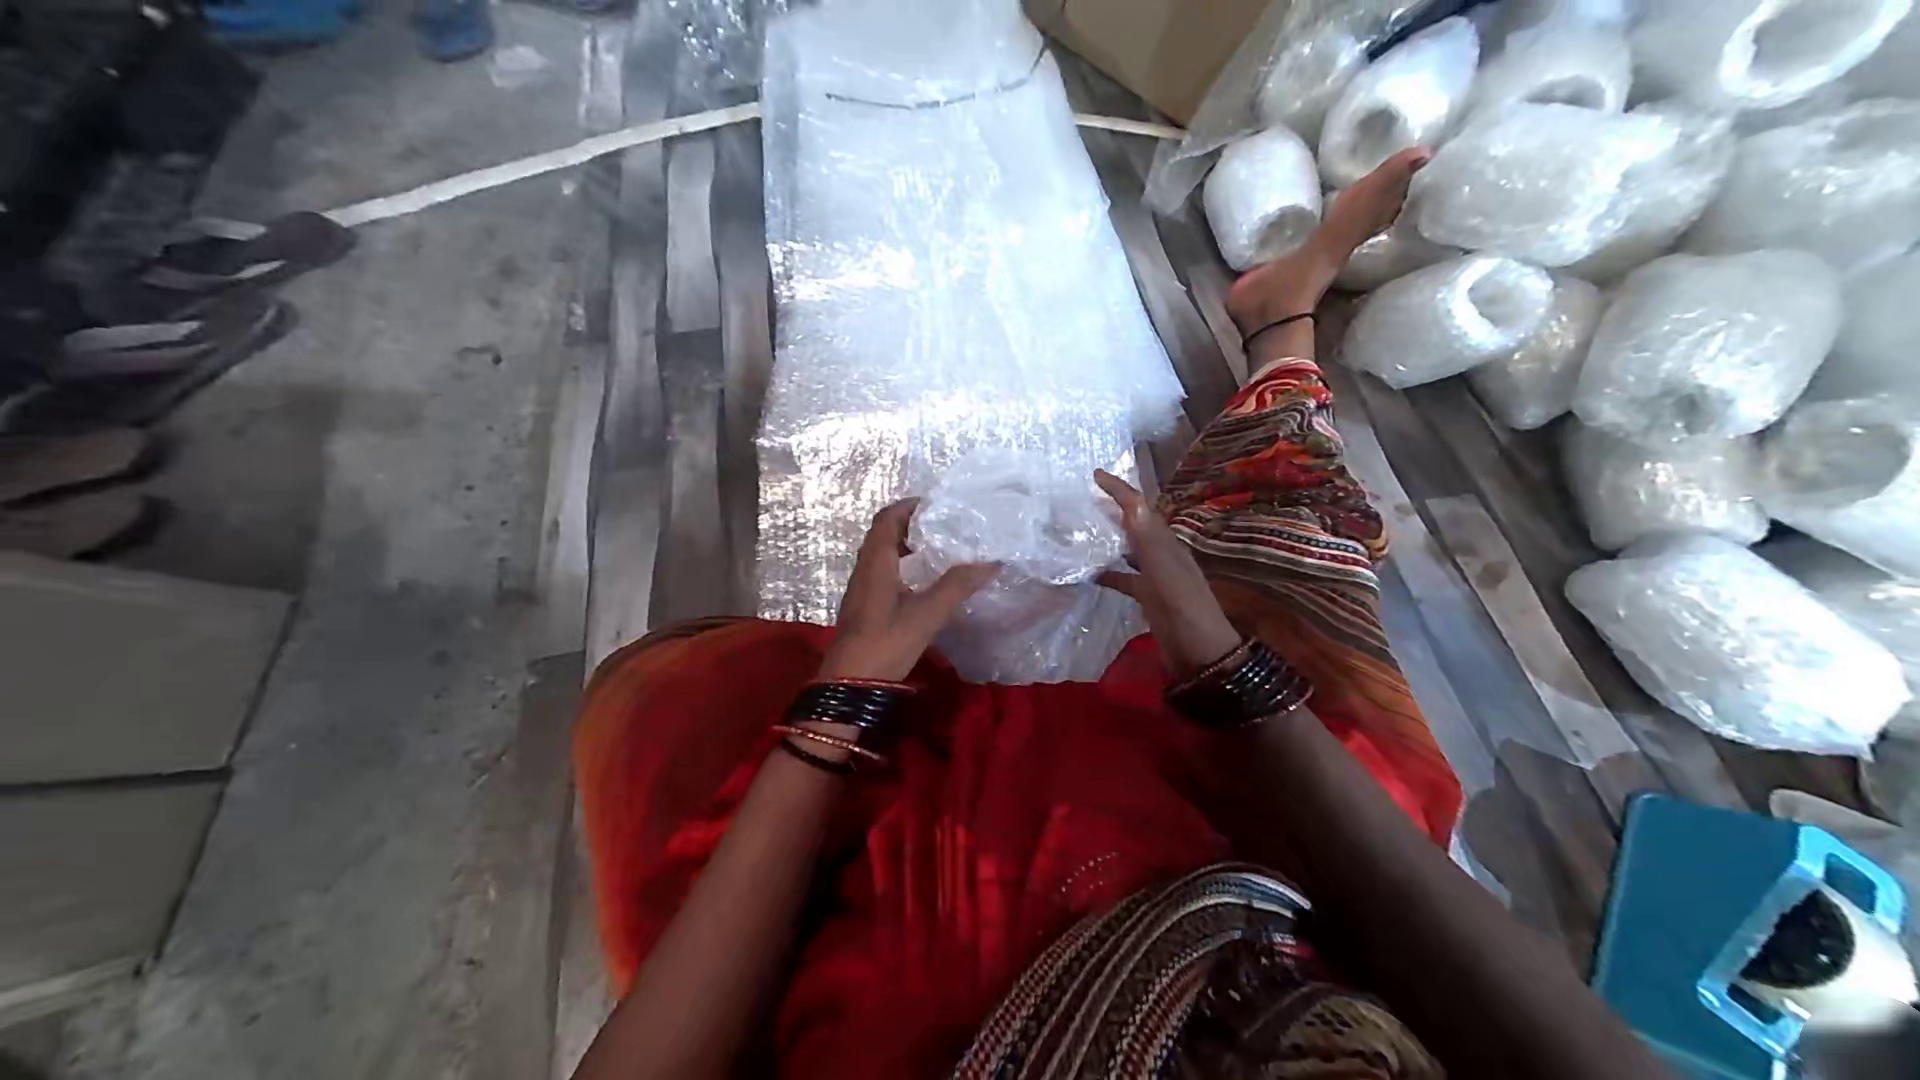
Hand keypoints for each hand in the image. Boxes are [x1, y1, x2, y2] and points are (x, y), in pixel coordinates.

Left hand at [816, 499, 998, 680]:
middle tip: (940, 524)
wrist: (850, 682)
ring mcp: (861, 588)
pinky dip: (901, 564)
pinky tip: (921, 581)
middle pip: (883, 533)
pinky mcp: (864, 605)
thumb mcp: (926, 614)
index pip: (887, 519)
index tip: (935, 504)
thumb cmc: (885, 643)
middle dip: (909, 523)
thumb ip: (957, 586)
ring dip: (904, 544)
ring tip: (935, 548)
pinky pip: (881, 571)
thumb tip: (990, 562)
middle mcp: (864, 569)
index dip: (908, 506)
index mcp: (876, 563)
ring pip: (881, 553)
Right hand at [1092, 470, 1243, 678]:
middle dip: (1114, 508)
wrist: (1202, 658)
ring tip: (1082, 530)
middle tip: (1085, 497)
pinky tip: (1090, 574)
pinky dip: (1108, 572)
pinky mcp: (1149, 598)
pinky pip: (1125, 578)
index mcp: (1168, 546)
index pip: (1142, 509)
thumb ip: (1151, 542)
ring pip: (1129, 549)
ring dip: (1110, 537)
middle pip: (1136, 524)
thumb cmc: (1186, 615)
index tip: (1096, 475)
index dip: (1121, 490)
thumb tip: (1133, 502)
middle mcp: (1162, 556)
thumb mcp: (1168, 576)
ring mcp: (1156, 578)